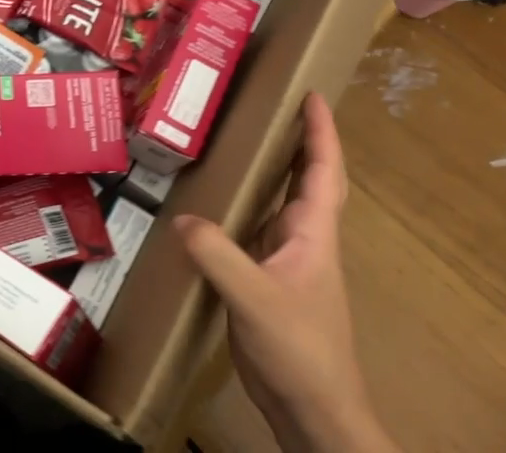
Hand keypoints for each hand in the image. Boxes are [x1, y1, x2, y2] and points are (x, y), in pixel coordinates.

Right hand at [174, 93, 397, 452]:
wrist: (314, 410)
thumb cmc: (299, 349)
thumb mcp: (253, 297)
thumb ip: (217, 254)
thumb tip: (182, 217)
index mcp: (312, 236)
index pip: (323, 173)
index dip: (321, 133)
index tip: (314, 95)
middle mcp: (304, 242)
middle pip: (306, 183)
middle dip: (296, 144)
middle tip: (269, 108)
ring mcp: (288, 265)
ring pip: (278, 208)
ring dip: (268, 176)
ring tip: (236, 147)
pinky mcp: (268, 285)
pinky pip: (253, 234)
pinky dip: (240, 211)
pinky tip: (211, 210)